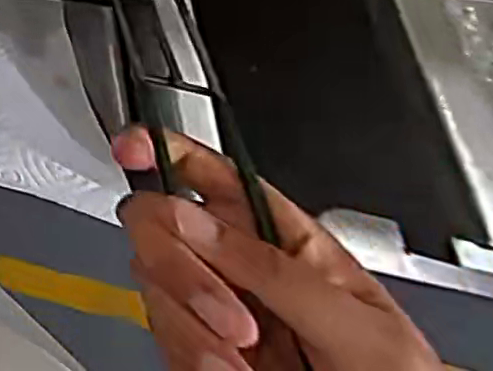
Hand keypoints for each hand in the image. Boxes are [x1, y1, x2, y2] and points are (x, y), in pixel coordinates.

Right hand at [114, 127, 439, 370]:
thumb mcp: (363, 331)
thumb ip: (274, 270)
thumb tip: (185, 216)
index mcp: (274, 234)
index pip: (201, 168)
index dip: (157, 145)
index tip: (130, 151)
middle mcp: (227, 256)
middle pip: (154, 217)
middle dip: (177, 266)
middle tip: (227, 317)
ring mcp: (202, 296)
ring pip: (149, 273)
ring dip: (189, 323)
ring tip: (240, 360)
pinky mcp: (189, 336)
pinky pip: (157, 325)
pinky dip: (187, 353)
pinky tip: (226, 369)